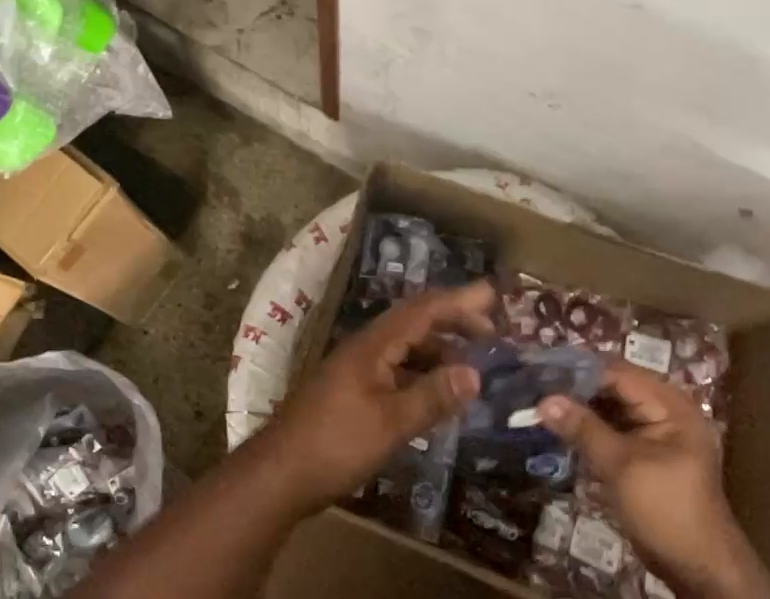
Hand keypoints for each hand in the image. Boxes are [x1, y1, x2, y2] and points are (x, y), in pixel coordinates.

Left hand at [250, 281, 497, 511]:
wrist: (276, 475)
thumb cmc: (335, 443)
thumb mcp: (390, 423)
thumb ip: (432, 396)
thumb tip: (475, 373)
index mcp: (373, 345)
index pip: (423, 310)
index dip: (459, 301)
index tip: (492, 295)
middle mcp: (364, 348)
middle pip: (414, 322)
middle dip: (453, 322)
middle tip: (491, 334)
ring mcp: (354, 370)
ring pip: (404, 347)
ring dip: (438, 350)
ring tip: (471, 368)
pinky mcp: (350, 393)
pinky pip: (395, 369)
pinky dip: (420, 374)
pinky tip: (434, 395)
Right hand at [539, 364, 769, 598]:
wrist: (699, 569)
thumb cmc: (665, 509)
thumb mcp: (621, 466)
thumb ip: (583, 428)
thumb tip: (543, 400)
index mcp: (671, 406)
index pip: (617, 373)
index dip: (579, 370)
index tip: (540, 369)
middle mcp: (667, 412)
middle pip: (614, 388)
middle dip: (577, 388)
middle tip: (536, 386)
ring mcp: (658, 435)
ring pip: (612, 409)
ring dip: (581, 408)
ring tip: (541, 402)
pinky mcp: (647, 456)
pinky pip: (615, 430)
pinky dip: (591, 428)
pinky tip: (562, 428)